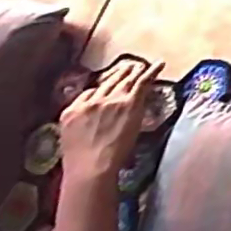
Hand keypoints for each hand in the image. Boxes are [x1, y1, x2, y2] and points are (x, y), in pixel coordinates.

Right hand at [58, 58, 161, 181]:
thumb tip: (93, 115)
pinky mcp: (129, 101)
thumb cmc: (81, 159)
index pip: (89, 93)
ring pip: (126, 79)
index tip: (109, 86)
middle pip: (108, 82)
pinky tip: (159, 64)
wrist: (92, 165)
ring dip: (135, 71)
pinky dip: (152, 71)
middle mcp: (91, 101)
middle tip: (129, 67)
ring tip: (141, 65)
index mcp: (71, 111)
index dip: (101, 89)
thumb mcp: (70, 136)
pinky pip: (142, 81)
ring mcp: (111, 99)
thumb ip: (81, 120)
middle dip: (119, 74)